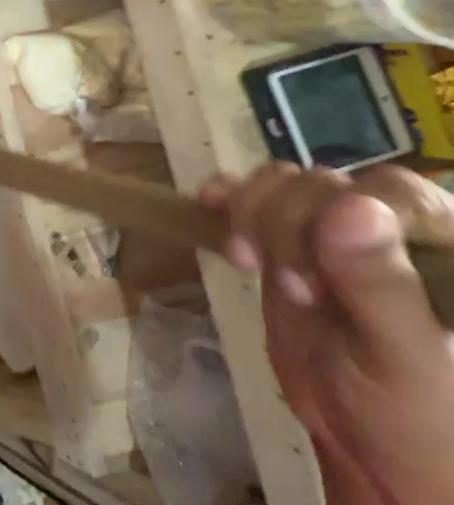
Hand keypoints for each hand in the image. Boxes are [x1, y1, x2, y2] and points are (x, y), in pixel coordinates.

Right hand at [201, 163, 453, 504]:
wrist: (383, 454)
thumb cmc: (421, 419)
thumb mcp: (403, 357)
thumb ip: (380, 284)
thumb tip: (351, 208)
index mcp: (450, 250)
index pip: (392, 195)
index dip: (335, 219)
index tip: (301, 283)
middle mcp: (406, 233)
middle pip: (328, 186)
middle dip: (285, 226)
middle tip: (283, 288)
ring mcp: (347, 239)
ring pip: (290, 185)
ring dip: (253, 213)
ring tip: (247, 263)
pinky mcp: (299, 247)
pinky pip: (262, 198)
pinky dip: (232, 196)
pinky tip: (209, 206)